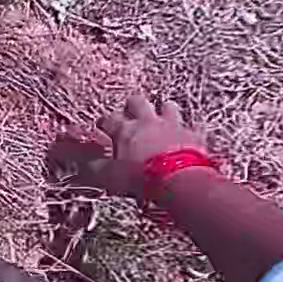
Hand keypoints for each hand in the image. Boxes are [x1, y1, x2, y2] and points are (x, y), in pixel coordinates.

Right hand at [89, 93, 208, 197]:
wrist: (177, 179)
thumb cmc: (141, 177)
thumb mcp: (110, 176)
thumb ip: (98, 168)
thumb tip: (90, 165)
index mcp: (125, 131)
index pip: (109, 119)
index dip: (104, 122)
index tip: (102, 125)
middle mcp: (148, 123)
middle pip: (138, 102)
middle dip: (132, 104)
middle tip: (130, 109)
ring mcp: (172, 125)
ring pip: (167, 107)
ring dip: (163, 110)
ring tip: (160, 115)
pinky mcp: (193, 134)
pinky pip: (193, 127)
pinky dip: (189, 129)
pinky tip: (188, 133)